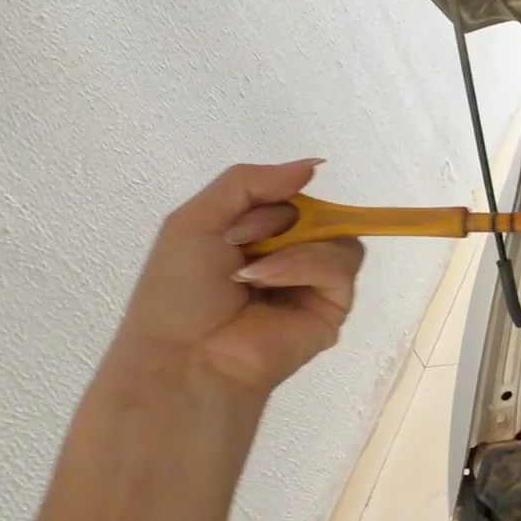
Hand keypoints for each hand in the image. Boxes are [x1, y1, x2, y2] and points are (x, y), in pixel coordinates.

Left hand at [98, 160, 365, 412]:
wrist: (186, 355)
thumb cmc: (177, 292)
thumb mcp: (195, 220)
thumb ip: (248, 182)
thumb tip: (315, 164)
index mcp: (259, 239)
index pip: (295, 200)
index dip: (276, 199)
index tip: (239, 219)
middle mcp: (293, 258)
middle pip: (322, 216)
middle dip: (282, 221)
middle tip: (242, 241)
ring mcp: (317, 283)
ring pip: (341, 240)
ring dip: (296, 249)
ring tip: (253, 273)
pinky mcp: (336, 306)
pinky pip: (342, 268)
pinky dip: (307, 267)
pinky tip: (270, 282)